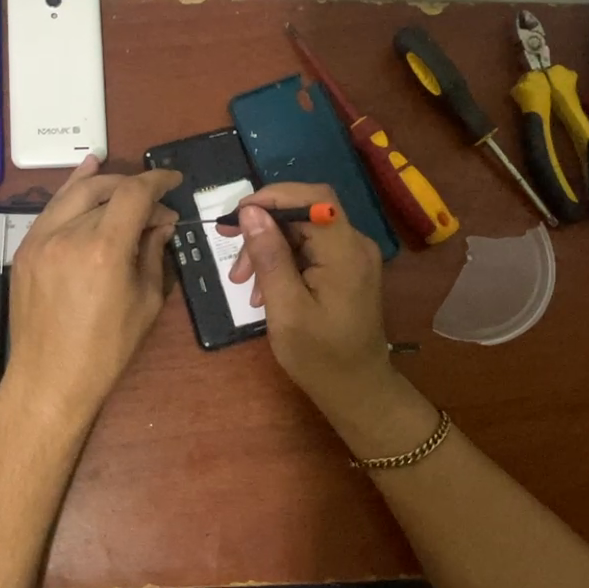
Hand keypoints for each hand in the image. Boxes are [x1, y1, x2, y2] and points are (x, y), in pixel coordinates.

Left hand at [1, 156, 181, 417]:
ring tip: (122, 176)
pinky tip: (85, 177)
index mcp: (104, 249)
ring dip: (103, 181)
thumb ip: (154, 253)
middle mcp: (69, 234)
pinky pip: (51, 210)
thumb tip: (161, 223)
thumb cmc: (107, 349)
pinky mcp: (25, 250)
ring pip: (74, 193)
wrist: (50, 378)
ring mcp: (41, 240)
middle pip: (106, 189)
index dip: (158, 181)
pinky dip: (71, 192)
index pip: (134, 193)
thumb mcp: (146, 301)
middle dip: (135, 188)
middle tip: (155, 203)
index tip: (174, 181)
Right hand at [223, 183, 397, 404]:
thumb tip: (251, 212)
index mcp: (345, 252)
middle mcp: (355, 245)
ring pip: (304, 231)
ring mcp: (353, 257)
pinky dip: (283, 261)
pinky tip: (263, 290)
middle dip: (264, 228)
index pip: (313, 199)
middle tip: (231, 255)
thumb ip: (269, 256)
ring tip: (242, 283)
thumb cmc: (320, 356)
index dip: (273, 197)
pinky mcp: (346, 269)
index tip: (237, 217)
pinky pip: (310, 249)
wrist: (357, 390)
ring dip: (269, 248)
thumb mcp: (286, 308)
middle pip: (306, 213)